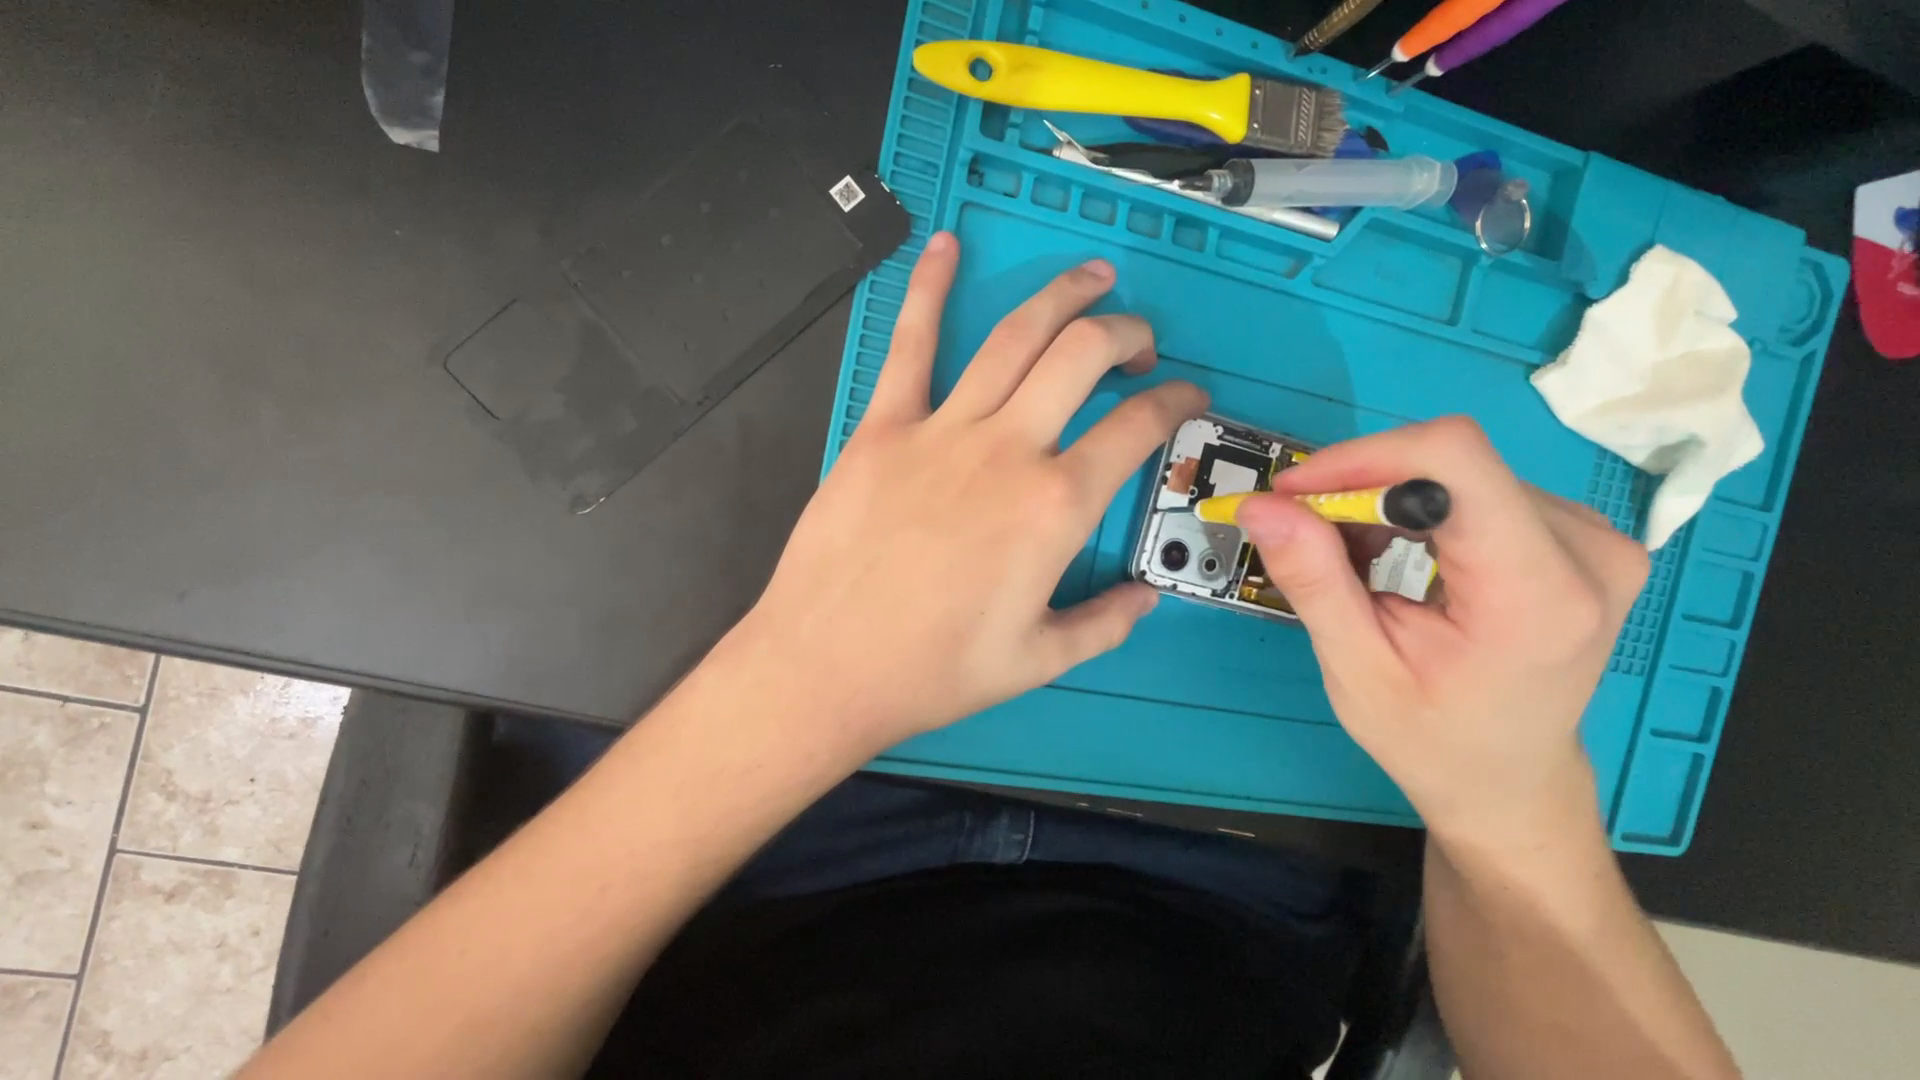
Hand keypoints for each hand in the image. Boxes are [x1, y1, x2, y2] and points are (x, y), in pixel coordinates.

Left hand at [733, 233, 1207, 746]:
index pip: (1138, 428)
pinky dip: (930, 289)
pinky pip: (912, 344)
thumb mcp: (1037, 660)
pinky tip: (946, 248)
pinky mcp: (883, 427)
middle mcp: (1008, 451)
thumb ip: (1105, 622)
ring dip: (1062, 295)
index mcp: (1056, 507)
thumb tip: (1146, 598)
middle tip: (1139, 341)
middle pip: (1083, 356)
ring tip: (1091, 275)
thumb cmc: (932, 671)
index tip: (1186, 396)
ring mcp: (942, 430)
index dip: (1176, 402)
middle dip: (1125, 333)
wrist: (827, 666)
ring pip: (1015, 336)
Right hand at [1235, 417, 1649, 844]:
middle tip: (1304, 531)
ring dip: (1387, 498)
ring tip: (1348, 554)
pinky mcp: (1580, 535)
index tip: (1295, 494)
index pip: (1453, 459)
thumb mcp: (1357, 669)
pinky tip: (1393, 551)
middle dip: (1362, 486)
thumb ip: (1314, 580)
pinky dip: (1418, 508)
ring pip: (1461, 470)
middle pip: (1451, 463)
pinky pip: (1481, 487)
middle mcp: (1585, 549)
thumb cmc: (1431, 739)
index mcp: (1535, 591)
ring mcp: (1592, 538)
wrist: (1510, 779)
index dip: (1363, 458)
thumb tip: (1261, 505)